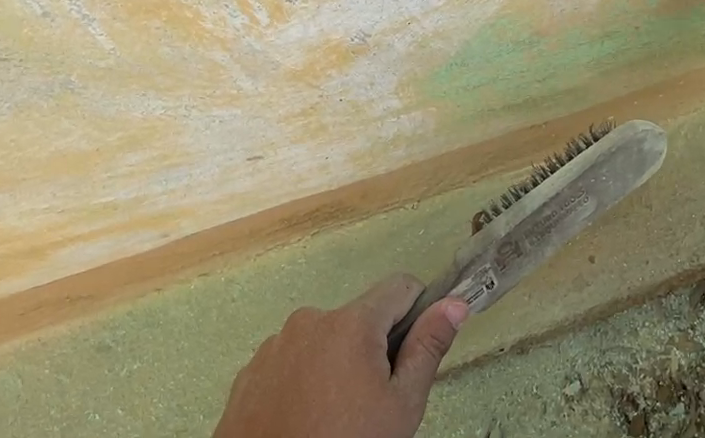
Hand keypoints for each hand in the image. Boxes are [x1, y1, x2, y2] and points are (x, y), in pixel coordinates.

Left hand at [212, 274, 467, 437]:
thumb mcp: (401, 406)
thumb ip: (429, 348)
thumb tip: (455, 304)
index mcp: (351, 322)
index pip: (401, 287)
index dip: (417, 312)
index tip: (413, 350)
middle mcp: (310, 320)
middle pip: (360, 318)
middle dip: (373, 346)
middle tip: (372, 398)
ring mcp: (274, 346)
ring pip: (324, 340)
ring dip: (336, 363)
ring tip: (333, 414)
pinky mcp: (248, 374)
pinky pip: (291, 361)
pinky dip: (303, 379)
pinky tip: (303, 418)